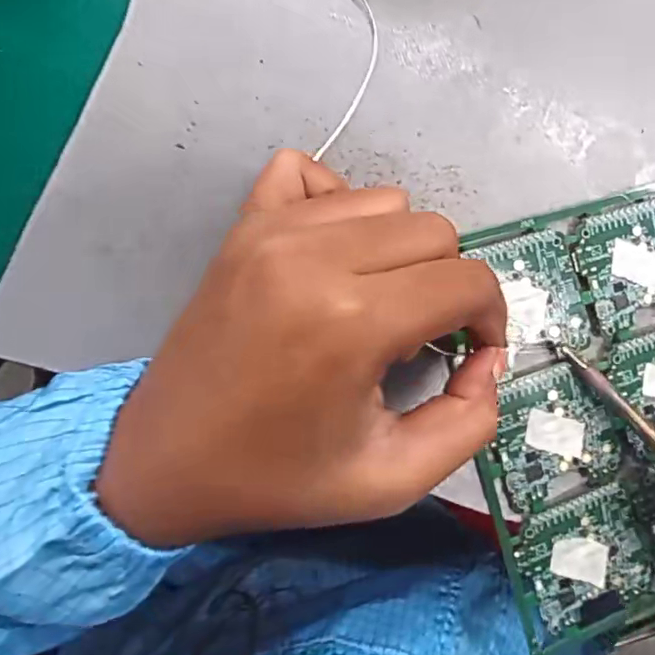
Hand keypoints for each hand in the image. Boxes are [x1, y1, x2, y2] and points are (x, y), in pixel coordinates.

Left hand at [97, 150, 507, 547]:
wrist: (165, 461)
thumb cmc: (277, 478)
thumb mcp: (392, 481)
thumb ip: (470, 423)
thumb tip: (487, 359)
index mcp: (351, 322)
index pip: (467, 281)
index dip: (489, 319)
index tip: (469, 352)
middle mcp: (312, 257)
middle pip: (434, 231)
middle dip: (448, 283)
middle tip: (421, 334)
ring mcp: (271, 231)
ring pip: (385, 201)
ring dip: (400, 249)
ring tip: (376, 300)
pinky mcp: (243, 226)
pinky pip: (308, 173)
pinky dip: (337, 204)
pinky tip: (332, 254)